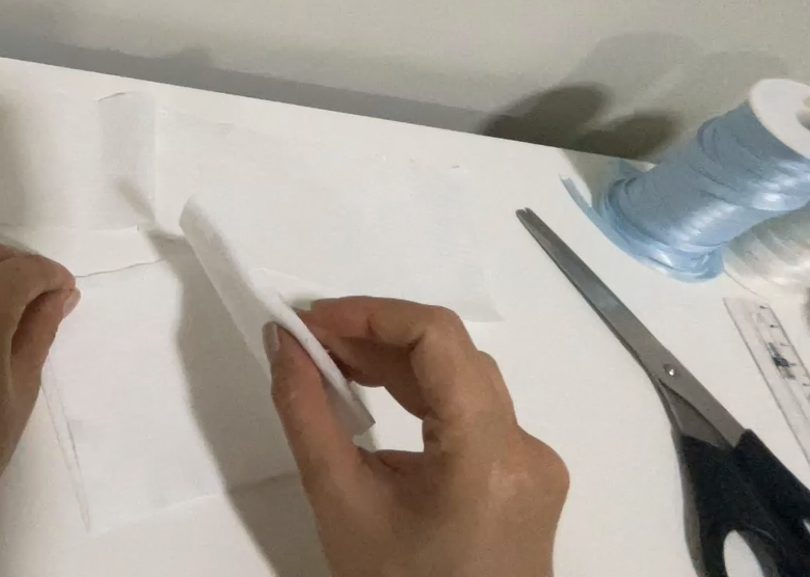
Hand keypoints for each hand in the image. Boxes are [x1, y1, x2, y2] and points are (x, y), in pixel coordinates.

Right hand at [267, 297, 568, 576]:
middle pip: (446, 352)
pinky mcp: (519, 473)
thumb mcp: (336, 496)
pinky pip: (462, 402)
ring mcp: (529, 461)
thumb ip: (303, 407)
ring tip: (326, 360)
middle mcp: (525, 448)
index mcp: (489, 456)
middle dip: (369, 332)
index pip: (437, 338)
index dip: (369, 312)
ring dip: (386, 356)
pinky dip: (409, 385)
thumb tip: (280, 336)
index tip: (311, 321)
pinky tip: (365, 390)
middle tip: (307, 340)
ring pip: (454, 373)